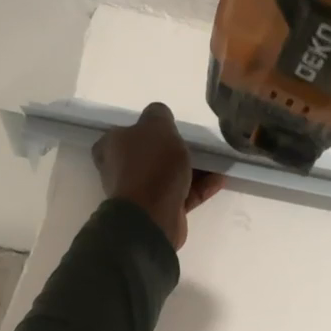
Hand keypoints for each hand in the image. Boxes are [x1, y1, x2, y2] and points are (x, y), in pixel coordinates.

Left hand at [92, 103, 227, 248]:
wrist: (152, 215)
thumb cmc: (151, 164)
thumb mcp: (157, 125)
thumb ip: (159, 114)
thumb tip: (159, 117)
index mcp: (111, 147)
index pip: (125, 133)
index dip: (146, 130)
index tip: (168, 129)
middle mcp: (120, 170)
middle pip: (149, 155)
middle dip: (172, 150)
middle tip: (194, 144)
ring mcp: (139, 193)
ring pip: (167, 176)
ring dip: (191, 169)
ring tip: (215, 161)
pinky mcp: (158, 211)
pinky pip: (181, 195)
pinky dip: (199, 187)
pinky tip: (219, 179)